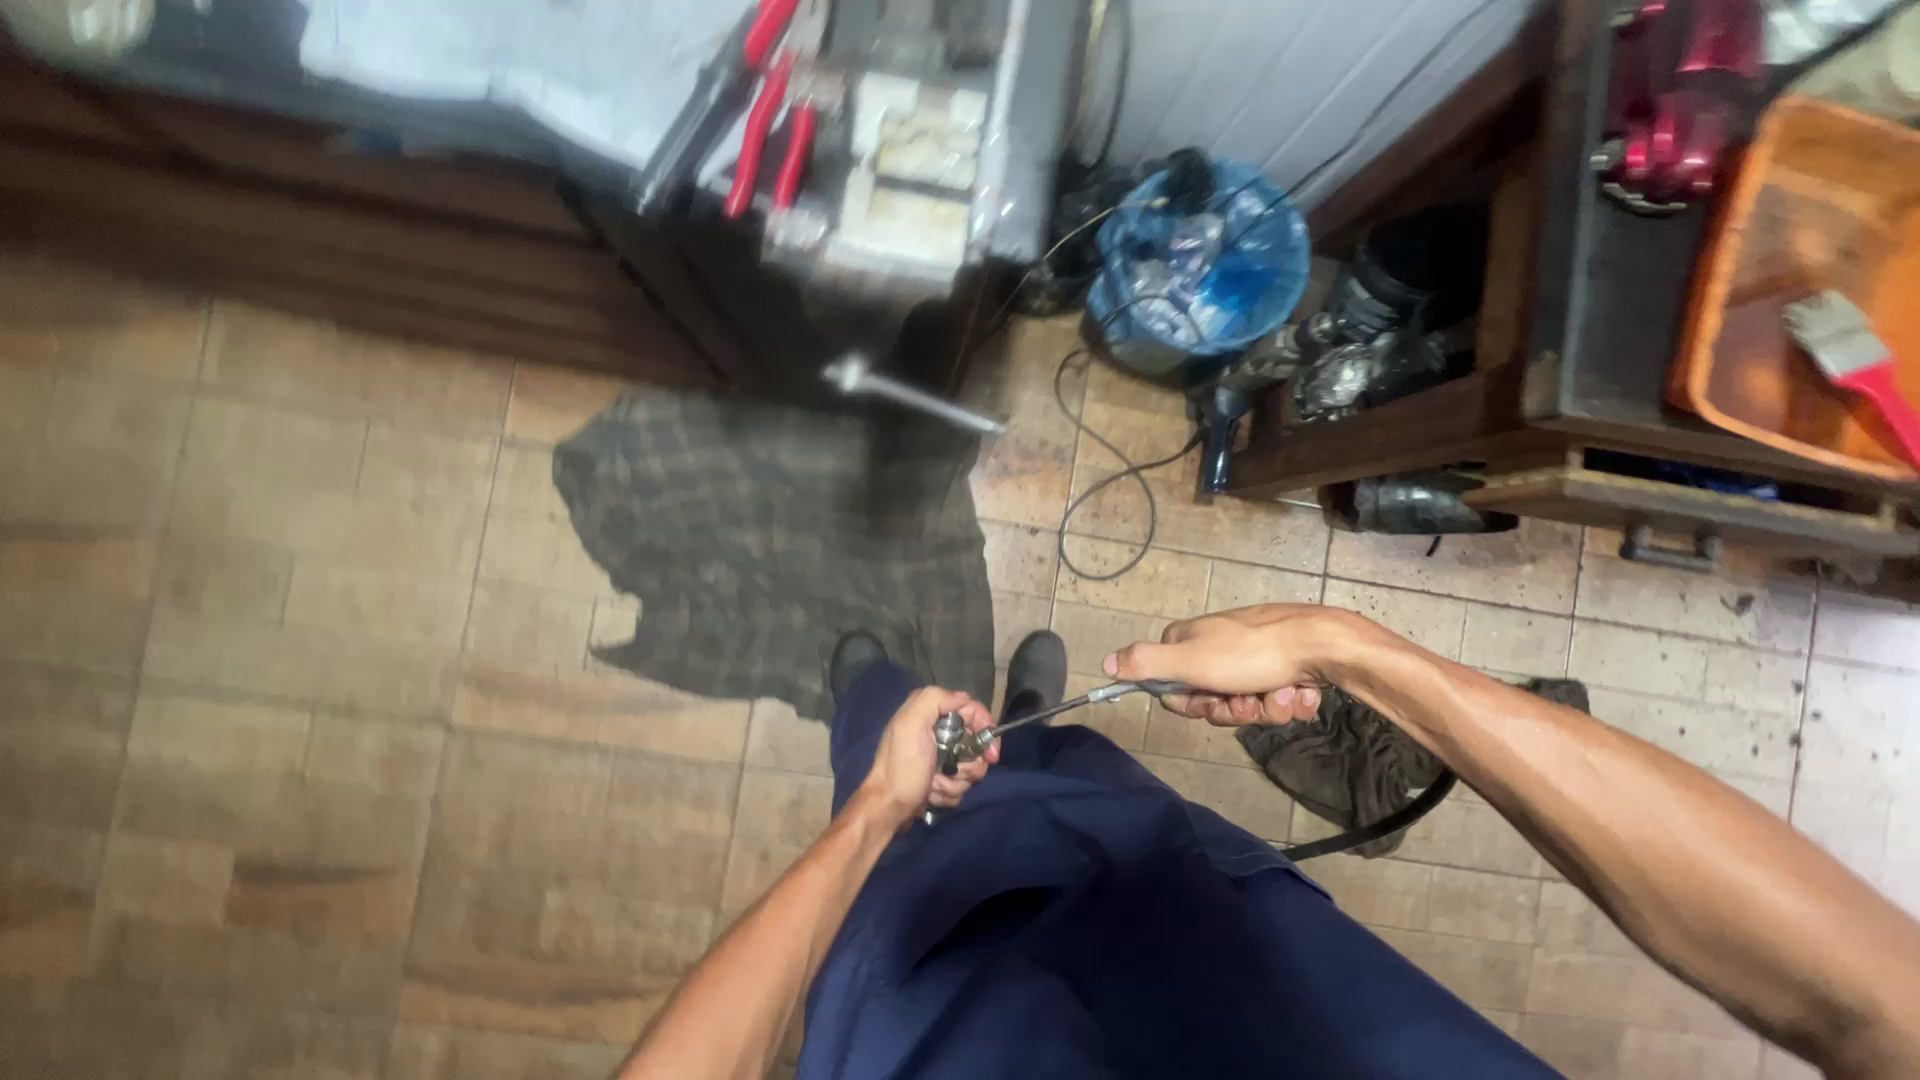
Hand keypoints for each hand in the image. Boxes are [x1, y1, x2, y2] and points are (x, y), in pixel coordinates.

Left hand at [856, 687, 997, 826]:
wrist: (888, 807)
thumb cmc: (901, 766)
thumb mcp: (911, 724)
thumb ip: (934, 699)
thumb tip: (964, 698)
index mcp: (930, 713)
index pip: (973, 711)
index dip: (986, 730)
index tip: (992, 754)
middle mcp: (937, 732)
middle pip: (977, 743)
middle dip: (969, 763)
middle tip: (953, 772)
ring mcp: (941, 757)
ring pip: (972, 768)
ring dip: (955, 781)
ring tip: (935, 785)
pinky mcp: (942, 779)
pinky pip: (962, 785)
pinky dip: (949, 792)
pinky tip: (932, 794)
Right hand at [1103, 604, 1363, 725]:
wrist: (1324, 644)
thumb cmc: (1251, 654)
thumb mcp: (1189, 660)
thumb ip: (1145, 663)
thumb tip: (1103, 663)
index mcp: (1190, 641)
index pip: (1173, 687)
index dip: (1194, 703)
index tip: (1211, 700)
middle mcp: (1217, 645)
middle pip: (1212, 699)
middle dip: (1235, 708)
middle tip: (1250, 699)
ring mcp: (1252, 655)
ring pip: (1247, 702)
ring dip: (1266, 707)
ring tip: (1284, 693)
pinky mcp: (1284, 665)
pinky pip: (1276, 697)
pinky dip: (1289, 700)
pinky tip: (1301, 690)